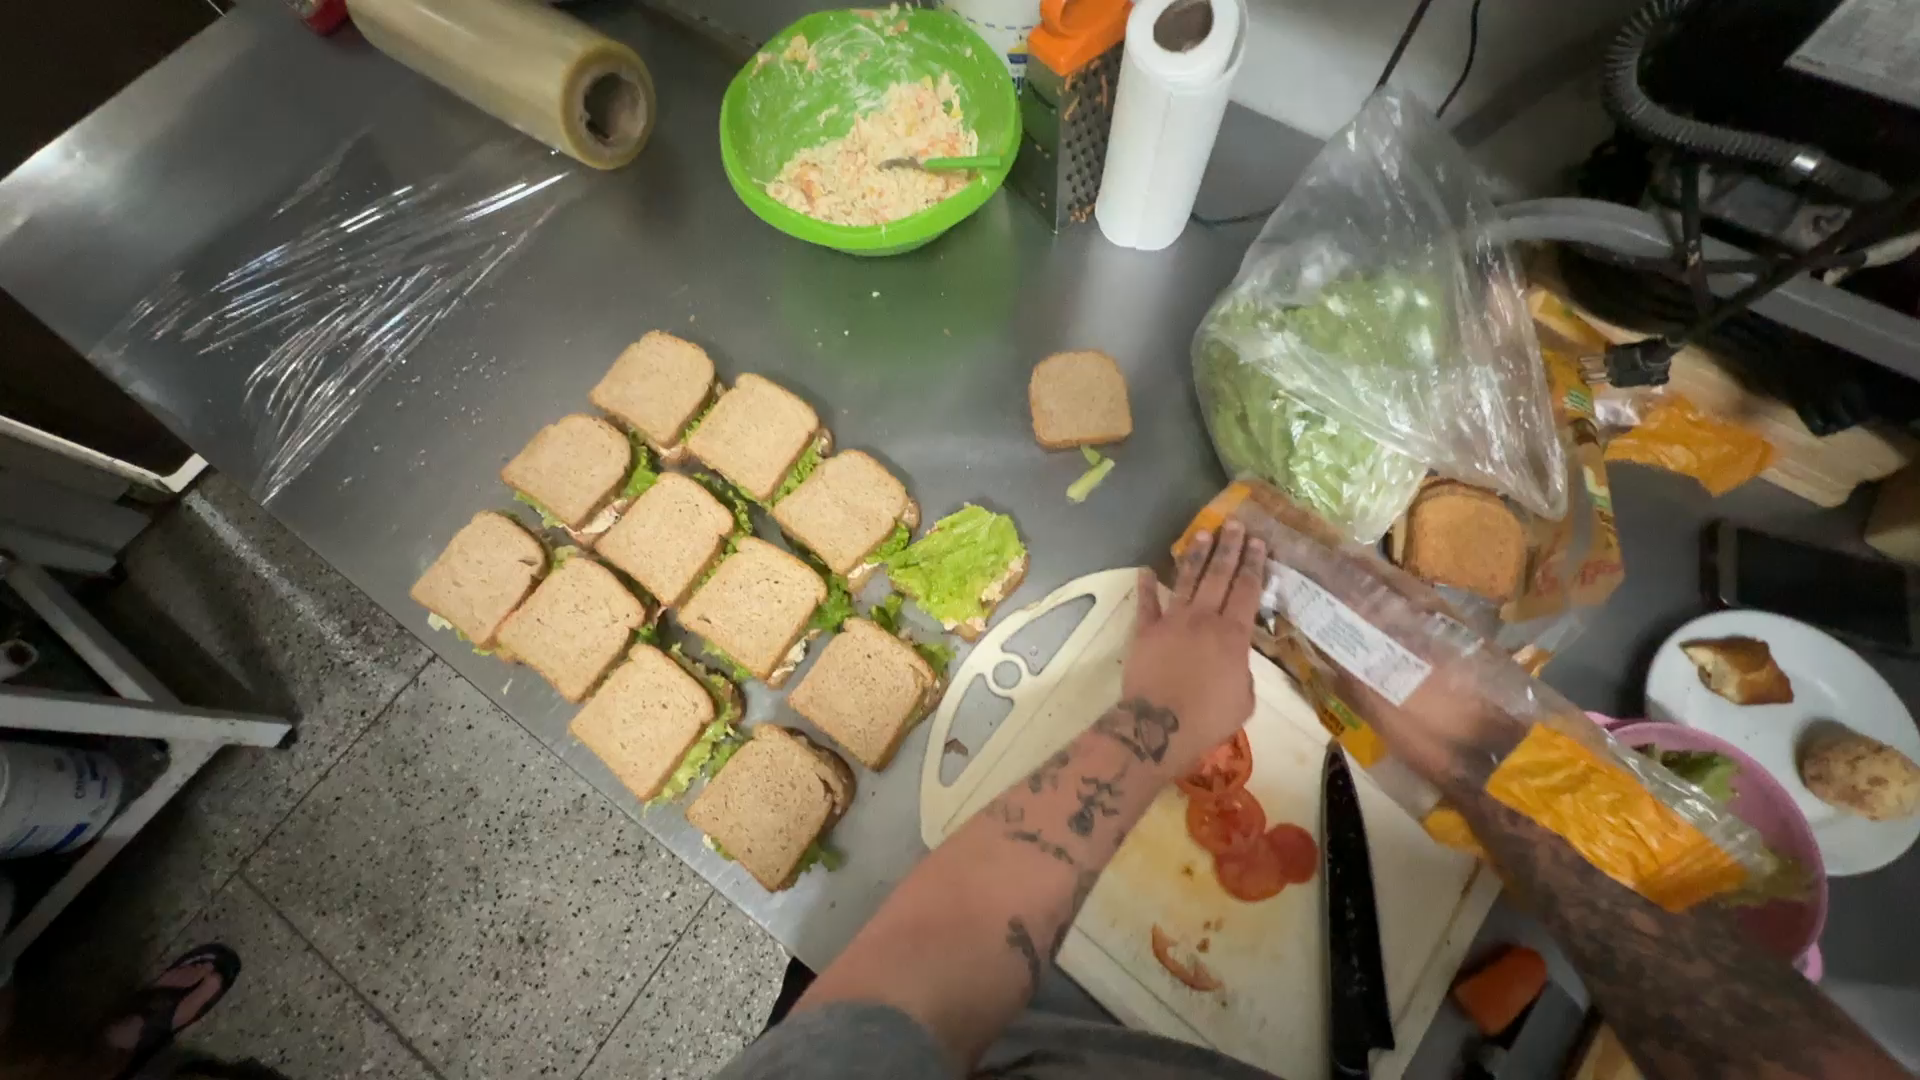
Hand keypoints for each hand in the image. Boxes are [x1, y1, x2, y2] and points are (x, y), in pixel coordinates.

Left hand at [1123, 521, 1266, 769]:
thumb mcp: (1245, 698)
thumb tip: (1234, 659)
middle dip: (1228, 548)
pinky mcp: (1145, 631)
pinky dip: (1146, 586)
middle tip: (1234, 524)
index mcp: (1233, 635)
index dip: (1254, 565)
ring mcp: (1172, 621)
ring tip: (1202, 534)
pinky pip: (1146, 603)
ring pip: (1186, 581)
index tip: (1258, 543)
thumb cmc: (1209, 718)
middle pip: (1219, 576)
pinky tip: (1146, 570)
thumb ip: (1242, 671)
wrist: (1160, 725)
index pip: (1247, 591)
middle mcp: (1204, 619)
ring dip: (1194, 556)